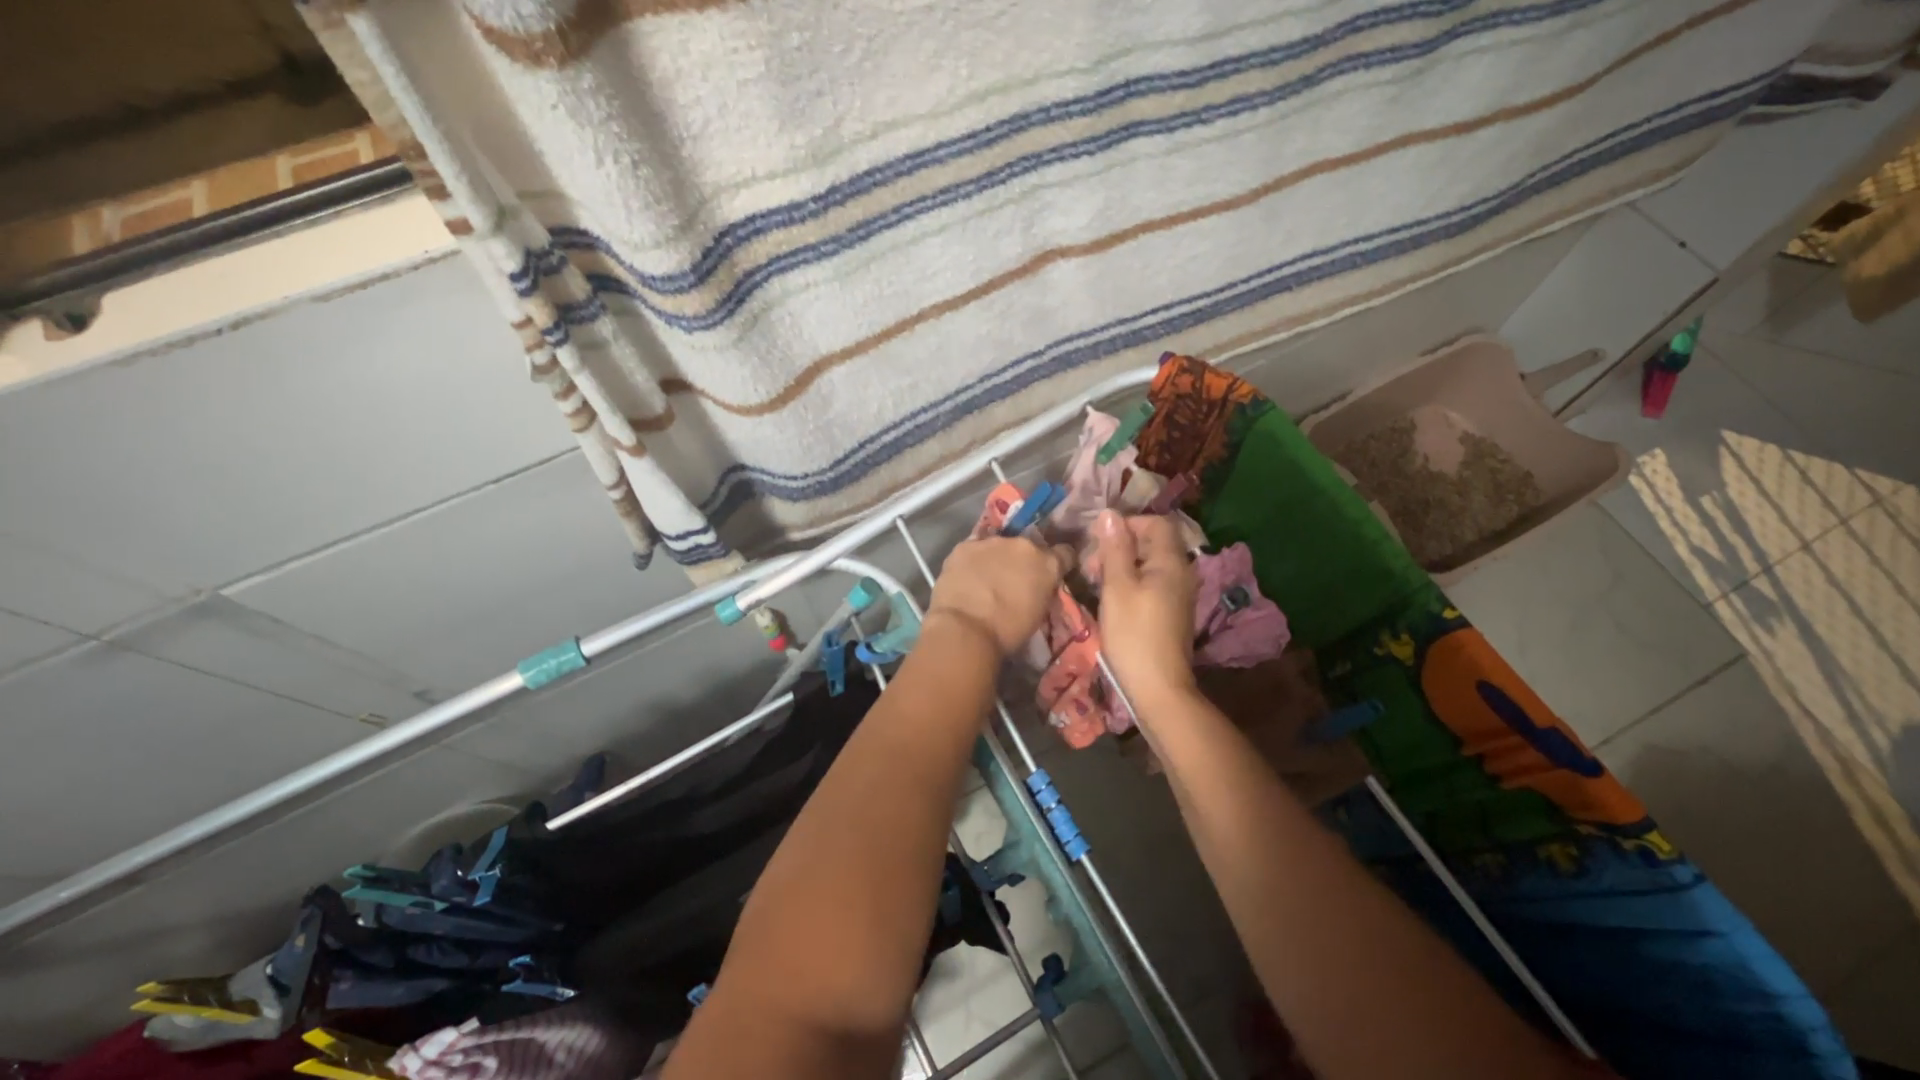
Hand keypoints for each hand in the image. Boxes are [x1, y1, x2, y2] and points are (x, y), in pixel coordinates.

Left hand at [929, 536, 1071, 656]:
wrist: (966, 629)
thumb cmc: (1008, 631)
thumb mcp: (1038, 613)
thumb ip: (1041, 591)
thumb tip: (1036, 586)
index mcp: (1048, 564)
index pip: (1064, 553)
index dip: (1058, 562)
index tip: (1050, 574)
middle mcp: (1023, 545)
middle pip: (1027, 548)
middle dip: (1022, 561)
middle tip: (1012, 581)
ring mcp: (992, 542)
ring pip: (998, 546)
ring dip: (995, 559)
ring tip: (984, 580)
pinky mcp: (964, 546)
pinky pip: (972, 550)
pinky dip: (971, 562)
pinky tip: (965, 578)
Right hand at [1092, 511, 1198, 706]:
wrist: (1158, 688)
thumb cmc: (1133, 634)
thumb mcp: (1117, 587)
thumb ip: (1114, 549)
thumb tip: (1110, 514)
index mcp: (1171, 562)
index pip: (1156, 523)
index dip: (1128, 524)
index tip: (1099, 541)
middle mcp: (1182, 573)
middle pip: (1153, 543)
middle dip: (1121, 546)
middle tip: (1092, 566)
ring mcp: (1179, 595)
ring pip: (1150, 566)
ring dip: (1123, 567)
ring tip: (1097, 584)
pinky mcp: (1172, 614)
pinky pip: (1153, 585)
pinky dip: (1132, 585)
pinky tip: (1112, 602)